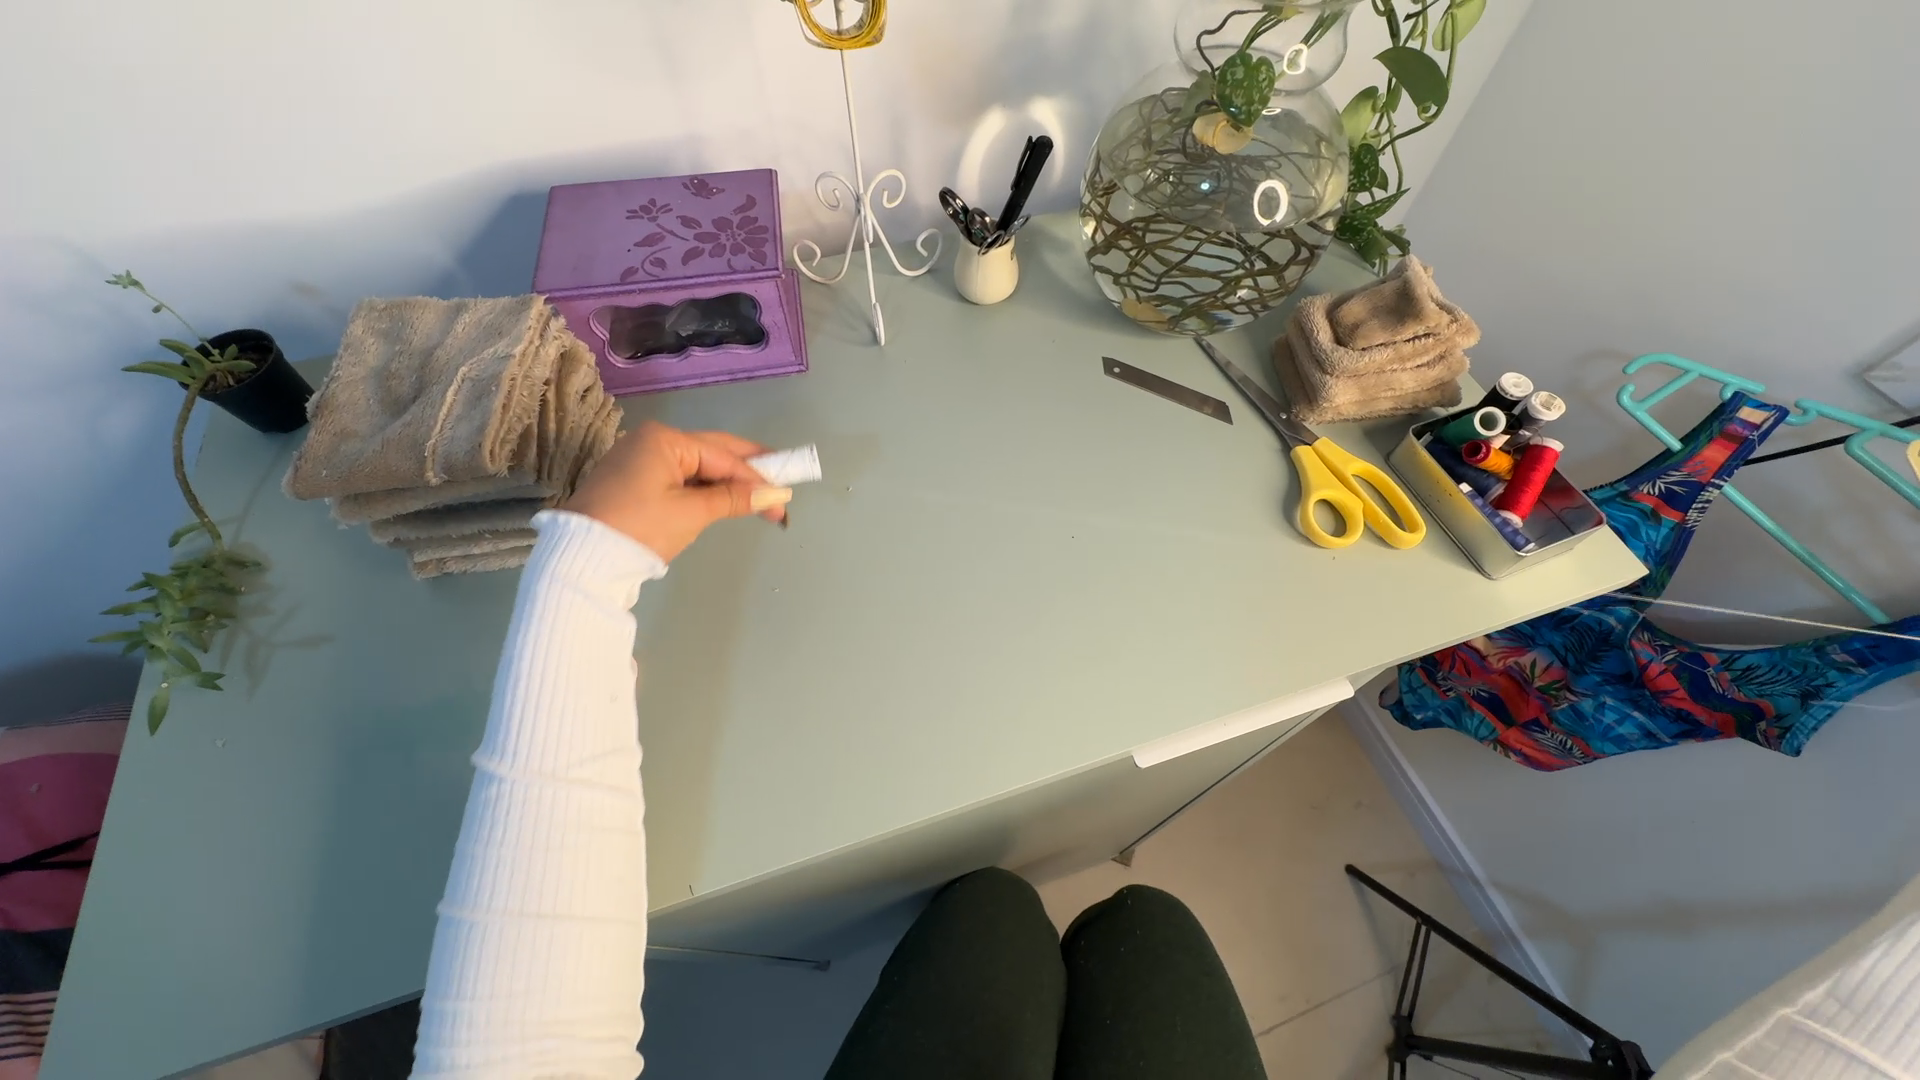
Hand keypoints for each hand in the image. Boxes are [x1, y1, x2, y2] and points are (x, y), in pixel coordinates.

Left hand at [562, 422, 789, 561]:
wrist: (581, 557)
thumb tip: (775, 495)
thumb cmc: (640, 528)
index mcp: (665, 440)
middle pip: (712, 452)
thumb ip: (735, 499)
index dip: (758, 478)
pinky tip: (723, 498)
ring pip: (697, 466)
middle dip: (747, 471)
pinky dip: (704, 488)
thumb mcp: (692, 513)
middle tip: (781, 483)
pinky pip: (679, 477)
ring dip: (727, 481)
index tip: (784, 499)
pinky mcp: (633, 481)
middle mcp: (651, 440)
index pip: (724, 456)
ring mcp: (639, 459)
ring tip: (757, 495)